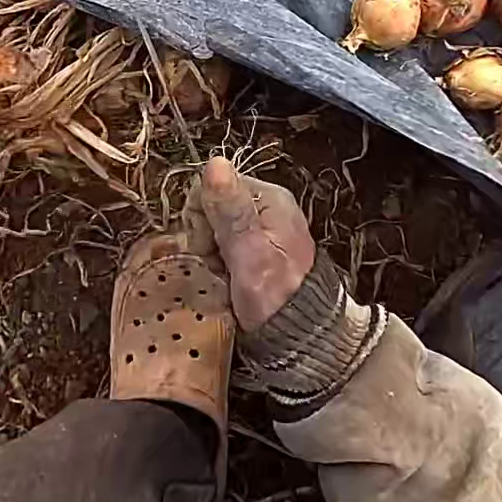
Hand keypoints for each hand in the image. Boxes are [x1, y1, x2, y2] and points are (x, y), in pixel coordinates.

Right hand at [194, 157, 314, 331]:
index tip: (208, 245)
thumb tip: (216, 163)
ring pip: (214, 229)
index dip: (200, 215)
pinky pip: (224, 247)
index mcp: (269, 198)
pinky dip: (220, 264)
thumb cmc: (275, 297)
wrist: (300, 338)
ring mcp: (263, 229)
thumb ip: (231, 211)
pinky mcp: (258, 250)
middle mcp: (267, 207)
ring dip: (212, 254)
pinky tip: (228, 280)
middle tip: (219, 263)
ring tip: (226, 276)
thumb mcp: (249, 253)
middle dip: (205, 237)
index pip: (212, 185)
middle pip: (212, 207)